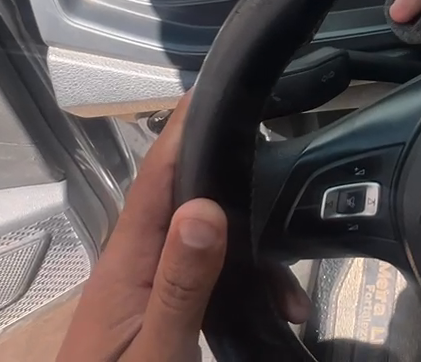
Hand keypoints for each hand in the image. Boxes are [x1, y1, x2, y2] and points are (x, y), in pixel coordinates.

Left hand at [57, 95, 308, 361]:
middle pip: (187, 197)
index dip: (183, 127)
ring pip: (207, 239)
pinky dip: (246, 282)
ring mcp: (147, 289)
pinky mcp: (162, 310)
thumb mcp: (156, 355)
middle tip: (283, 157)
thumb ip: (180, 284)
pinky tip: (278, 308)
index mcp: (126, 264)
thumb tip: (205, 204)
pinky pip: (210, 275)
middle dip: (235, 178)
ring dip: (253, 250)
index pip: (157, 176)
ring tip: (294, 288)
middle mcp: (134, 265)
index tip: (214, 84)